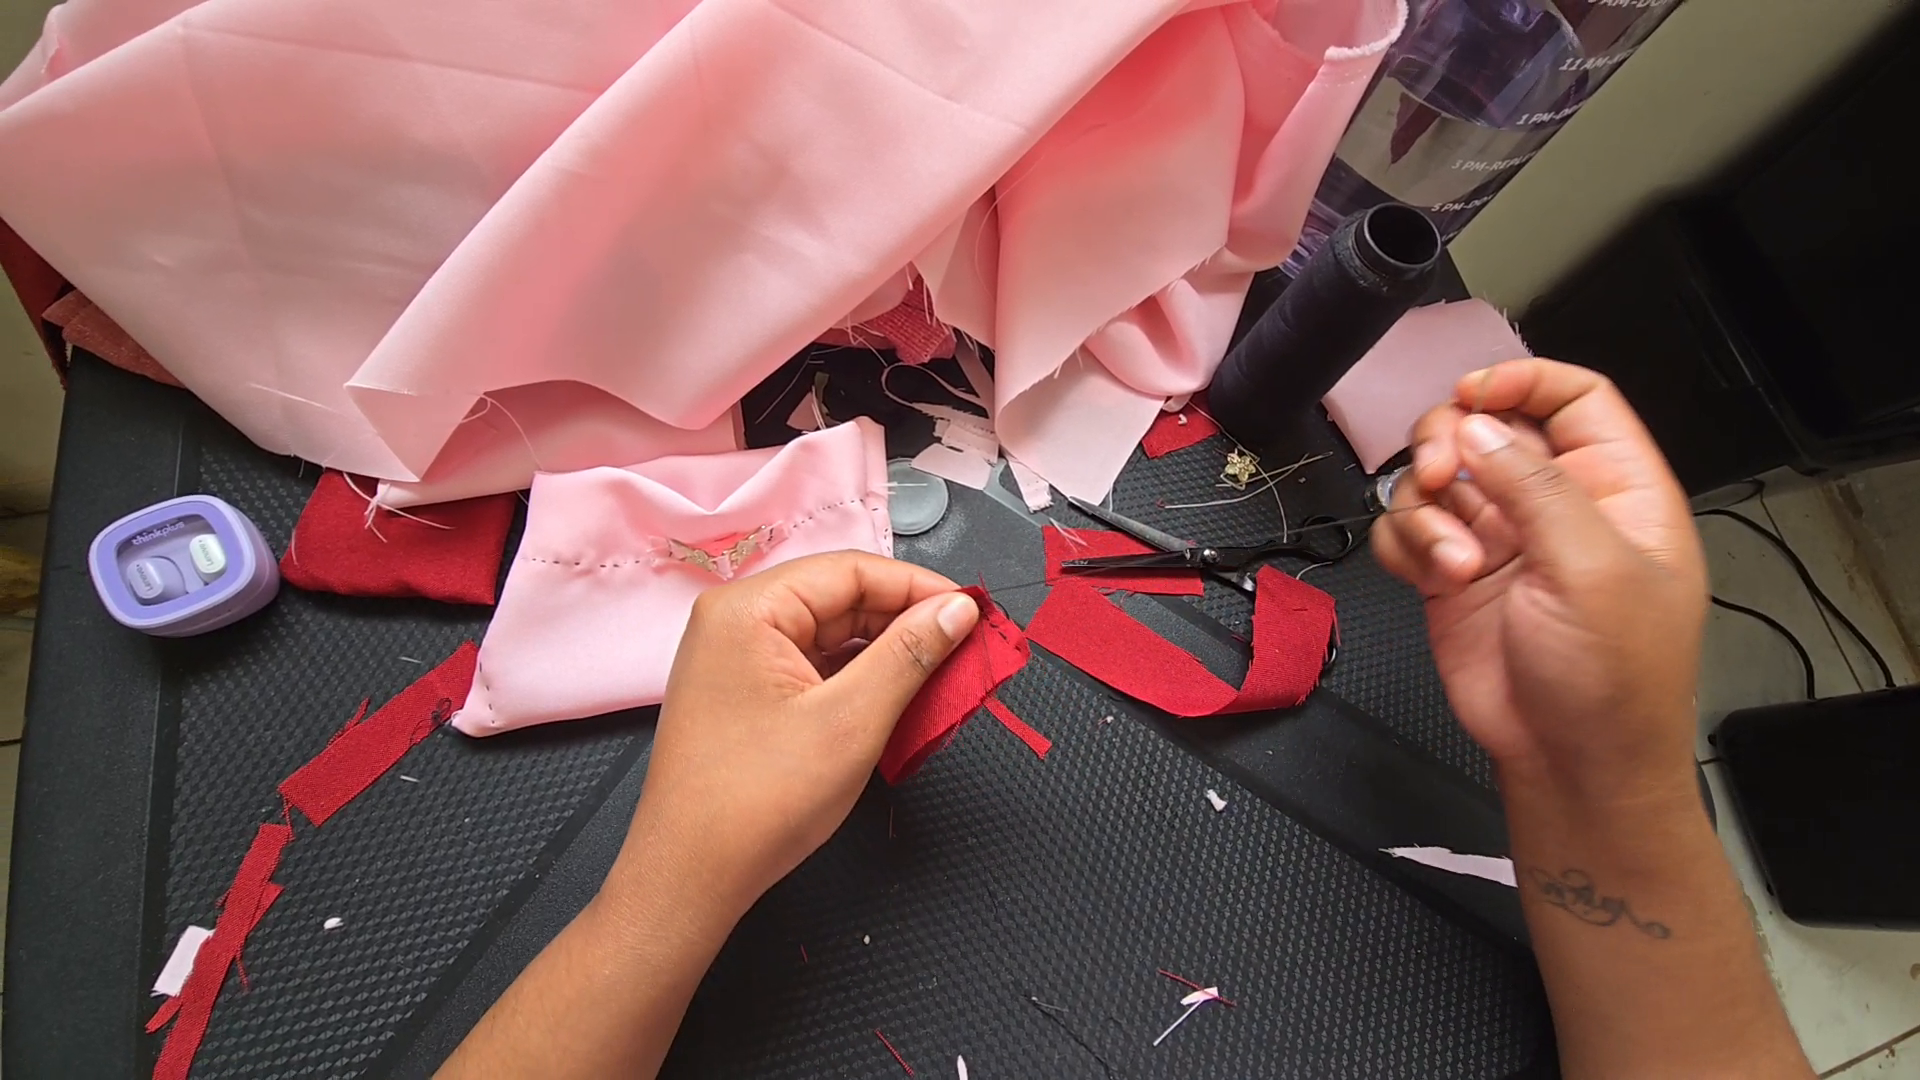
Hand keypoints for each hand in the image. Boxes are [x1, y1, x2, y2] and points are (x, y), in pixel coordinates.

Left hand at [609, 551, 979, 919]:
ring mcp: (740, 656)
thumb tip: (960, 608)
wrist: (689, 883)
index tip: (973, 610)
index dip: (919, 587)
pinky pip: (816, 663)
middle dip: (905, 620)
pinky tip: (898, 691)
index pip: (850, 570)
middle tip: (966, 644)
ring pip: (833, 632)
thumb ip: (910, 653)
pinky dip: (860, 675)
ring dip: (887, 650)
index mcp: (749, 608)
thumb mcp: (851, 720)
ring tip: (941, 670)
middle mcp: (738, 620)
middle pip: (841, 598)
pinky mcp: (749, 689)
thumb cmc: (762, 801)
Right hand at [1371, 360, 1706, 798]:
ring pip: (1429, 480)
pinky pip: (1401, 530)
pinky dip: (1401, 547)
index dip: (1522, 380)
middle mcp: (1544, 503)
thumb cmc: (1610, 674)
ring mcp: (1489, 536)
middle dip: (1447, 445)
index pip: (1572, 399)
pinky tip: (1429, 580)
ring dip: (1424, 514)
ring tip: (1453, 564)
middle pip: (1481, 429)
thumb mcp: (1593, 571)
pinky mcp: (1443, 568)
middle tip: (1441, 478)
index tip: (1471, 394)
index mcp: (1611, 488)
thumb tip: (1480, 430)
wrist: (1559, 752)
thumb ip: (1537, 490)